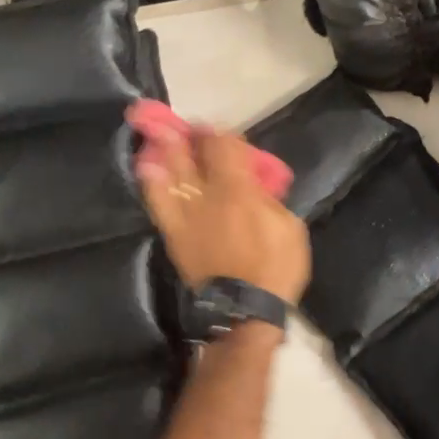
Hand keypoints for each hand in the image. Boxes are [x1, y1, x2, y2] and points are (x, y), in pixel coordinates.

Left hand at [138, 126, 310, 306]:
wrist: (246, 311)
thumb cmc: (277, 267)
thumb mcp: (289, 226)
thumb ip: (268, 199)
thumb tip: (254, 184)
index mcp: (240, 191)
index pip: (224, 147)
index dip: (220, 133)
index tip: (218, 129)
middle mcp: (208, 196)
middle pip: (192, 154)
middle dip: (187, 136)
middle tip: (185, 127)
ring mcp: (186, 215)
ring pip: (169, 174)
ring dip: (164, 151)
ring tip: (157, 137)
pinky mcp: (174, 235)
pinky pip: (157, 203)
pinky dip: (152, 182)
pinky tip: (148, 168)